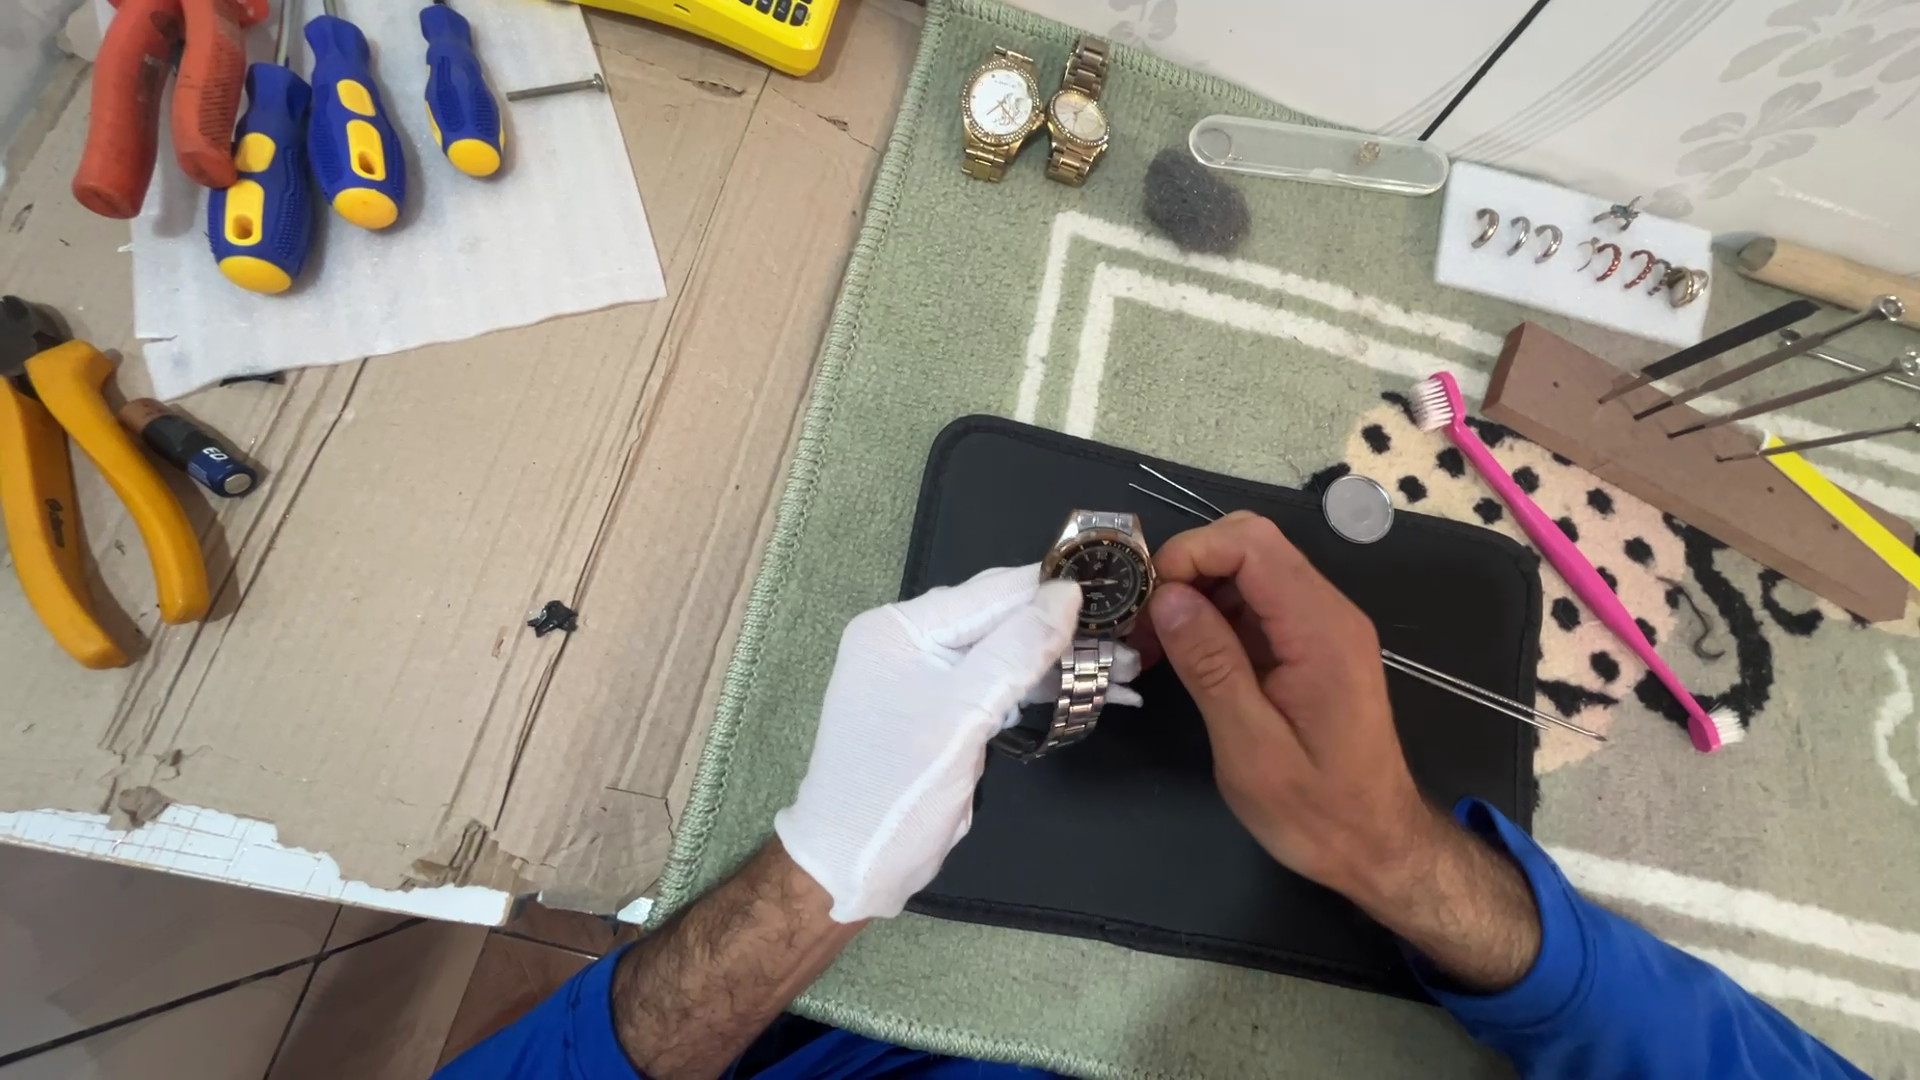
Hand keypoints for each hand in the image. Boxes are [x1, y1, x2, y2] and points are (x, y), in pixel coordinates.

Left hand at [775, 564, 1138, 922]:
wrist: (856, 867)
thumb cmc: (896, 791)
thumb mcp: (959, 716)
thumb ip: (1014, 650)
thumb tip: (1067, 592)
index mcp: (901, 627)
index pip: (988, 594)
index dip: (1050, 591)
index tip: (1113, 587)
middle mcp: (915, 640)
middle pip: (1002, 619)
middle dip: (1064, 629)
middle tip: (1127, 634)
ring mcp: (933, 674)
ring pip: (1009, 652)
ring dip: (1063, 661)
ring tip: (1124, 668)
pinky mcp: (950, 706)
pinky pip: (1003, 683)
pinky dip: (1044, 687)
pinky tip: (1092, 691)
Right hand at [1143, 513, 1539, 990]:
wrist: (1376, 847)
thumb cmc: (1316, 810)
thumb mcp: (1251, 747)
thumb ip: (1211, 665)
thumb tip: (1167, 598)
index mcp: (1320, 630)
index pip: (1251, 545)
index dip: (1189, 553)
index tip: (1146, 601)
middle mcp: (1325, 612)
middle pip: (1249, 542)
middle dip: (1186, 566)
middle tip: (1145, 620)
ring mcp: (1316, 624)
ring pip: (1244, 565)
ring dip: (1191, 589)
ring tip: (1151, 640)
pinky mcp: (1303, 641)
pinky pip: (1249, 599)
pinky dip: (1206, 611)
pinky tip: (1179, 650)